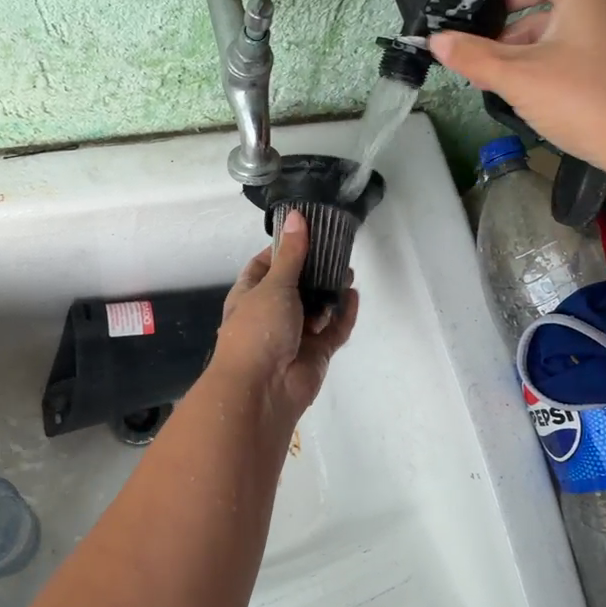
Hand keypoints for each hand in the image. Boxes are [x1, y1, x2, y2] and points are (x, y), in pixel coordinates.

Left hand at [212, 210, 359, 415]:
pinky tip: (354, 296)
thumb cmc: (258, 330)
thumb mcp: (274, 285)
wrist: (262, 390)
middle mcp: (271, 313)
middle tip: (338, 250)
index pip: (266, 265)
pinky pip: (334, 330)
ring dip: (331, 291)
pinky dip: (344, 314)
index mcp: (251, 294)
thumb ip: (291, 254)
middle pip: (296, 285)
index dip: (285, 249)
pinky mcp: (316, 353)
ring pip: (317, 307)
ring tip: (348, 271)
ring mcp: (295, 334)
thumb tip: (296, 216)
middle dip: (315, 270)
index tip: (308, 232)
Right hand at [428, 0, 605, 187]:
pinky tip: (527, 80)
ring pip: (561, 9)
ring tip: (491, 67)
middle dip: (501, 4)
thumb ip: (473, 56)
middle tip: (471, 30)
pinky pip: (579, 30)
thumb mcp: (520, 78)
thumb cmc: (590, 100)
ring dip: (522, 31)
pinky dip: (547, 44)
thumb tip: (438, 41)